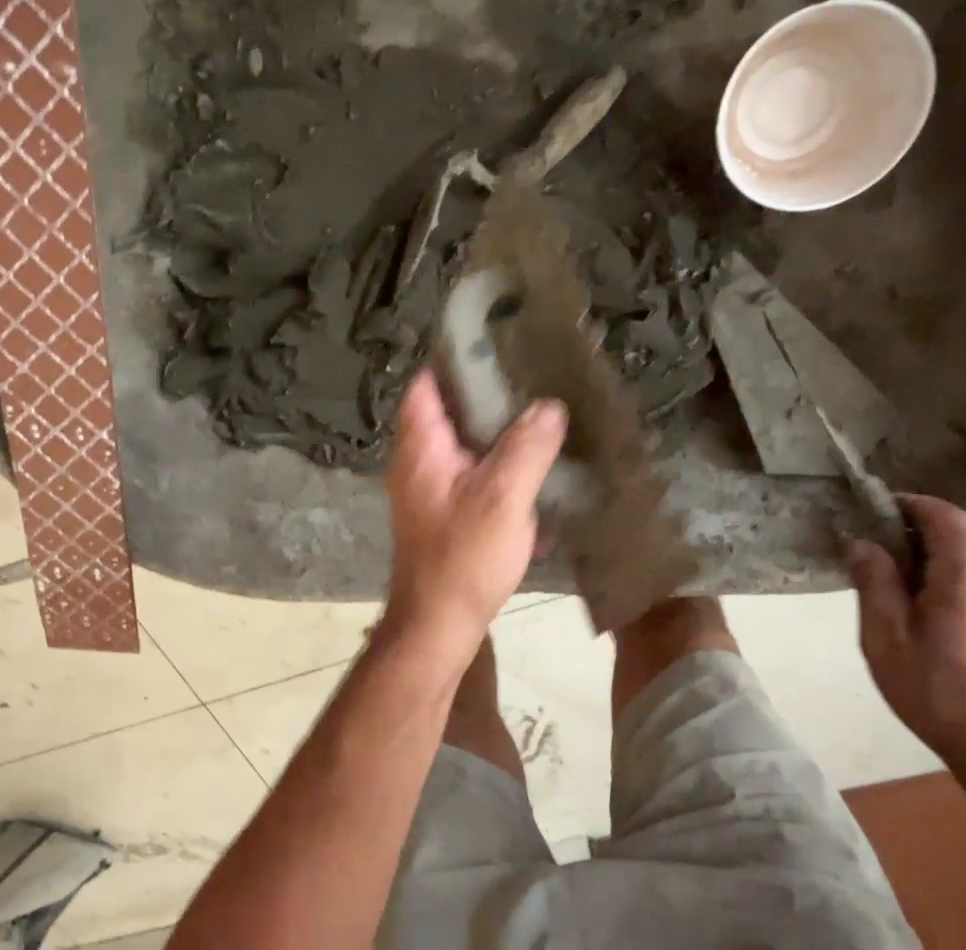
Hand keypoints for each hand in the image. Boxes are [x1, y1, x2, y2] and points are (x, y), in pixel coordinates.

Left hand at [383, 370, 566, 649]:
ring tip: (539, 407)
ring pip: (460, 441)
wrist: (437, 624)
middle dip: (484, 390)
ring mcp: (427, 486)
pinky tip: (530, 458)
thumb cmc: (463, 557)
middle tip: (531, 372)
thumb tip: (550, 406)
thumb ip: (527, 447)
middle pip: (445, 408)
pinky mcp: (441, 510)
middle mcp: (415, 460)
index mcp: (420, 446)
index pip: (427, 383)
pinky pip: (468, 468)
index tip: (498, 340)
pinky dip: (493, 457)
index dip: (456, 357)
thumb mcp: (502, 497)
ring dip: (492, 426)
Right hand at [848, 493, 965, 773]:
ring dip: (942, 563)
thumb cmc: (941, 694)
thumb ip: (875, 583)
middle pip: (965, 538)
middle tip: (878, 555)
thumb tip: (863, 542)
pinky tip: (939, 622)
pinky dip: (962, 587)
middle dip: (921, 535)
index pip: (946, 515)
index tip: (876, 511)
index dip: (911, 504)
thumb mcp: (887, 639)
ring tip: (903, 592)